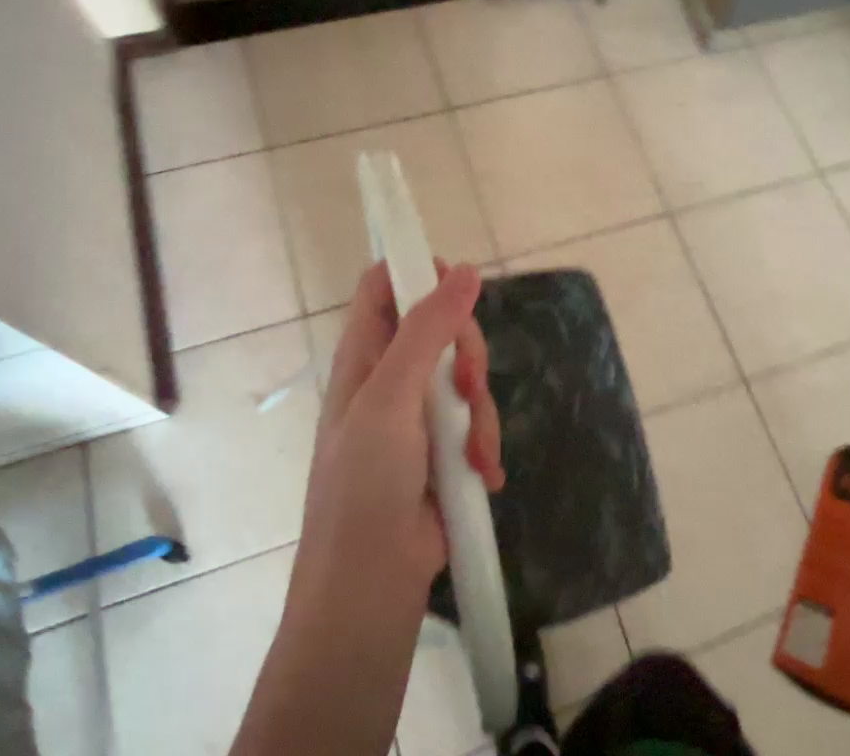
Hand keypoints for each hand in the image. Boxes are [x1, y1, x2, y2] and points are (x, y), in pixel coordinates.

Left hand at [298, 261, 504, 596]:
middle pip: (443, 328)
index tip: (460, 286)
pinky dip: (485, 447)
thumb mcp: (391, 400)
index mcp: (364, 356)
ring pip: (468, 380)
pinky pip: (478, 424)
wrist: (371, 580)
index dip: (418, 272)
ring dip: (481, 415)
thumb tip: (463, 269)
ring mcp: (420, 415)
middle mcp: (391, 377)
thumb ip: (426, 332)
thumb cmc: (364, 485)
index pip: (384, 285)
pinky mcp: (445, 449)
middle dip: (466, 355)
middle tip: (467, 388)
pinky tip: (483, 476)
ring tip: (474, 458)